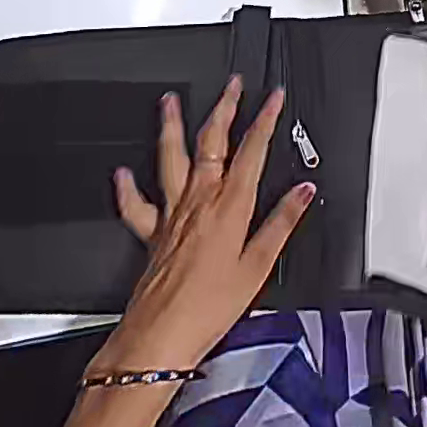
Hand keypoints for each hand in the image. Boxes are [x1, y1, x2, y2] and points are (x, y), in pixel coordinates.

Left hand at [92, 76, 315, 375]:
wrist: (157, 342)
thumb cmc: (207, 308)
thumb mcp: (258, 267)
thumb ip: (282, 222)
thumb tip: (304, 191)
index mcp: (229, 207)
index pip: (252, 150)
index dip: (264, 119)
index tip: (274, 97)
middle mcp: (198, 202)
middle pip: (211, 142)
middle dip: (224, 108)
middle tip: (232, 84)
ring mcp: (172, 215)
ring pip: (171, 159)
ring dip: (173, 128)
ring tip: (170, 102)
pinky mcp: (152, 235)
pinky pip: (136, 206)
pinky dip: (128, 188)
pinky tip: (122, 174)